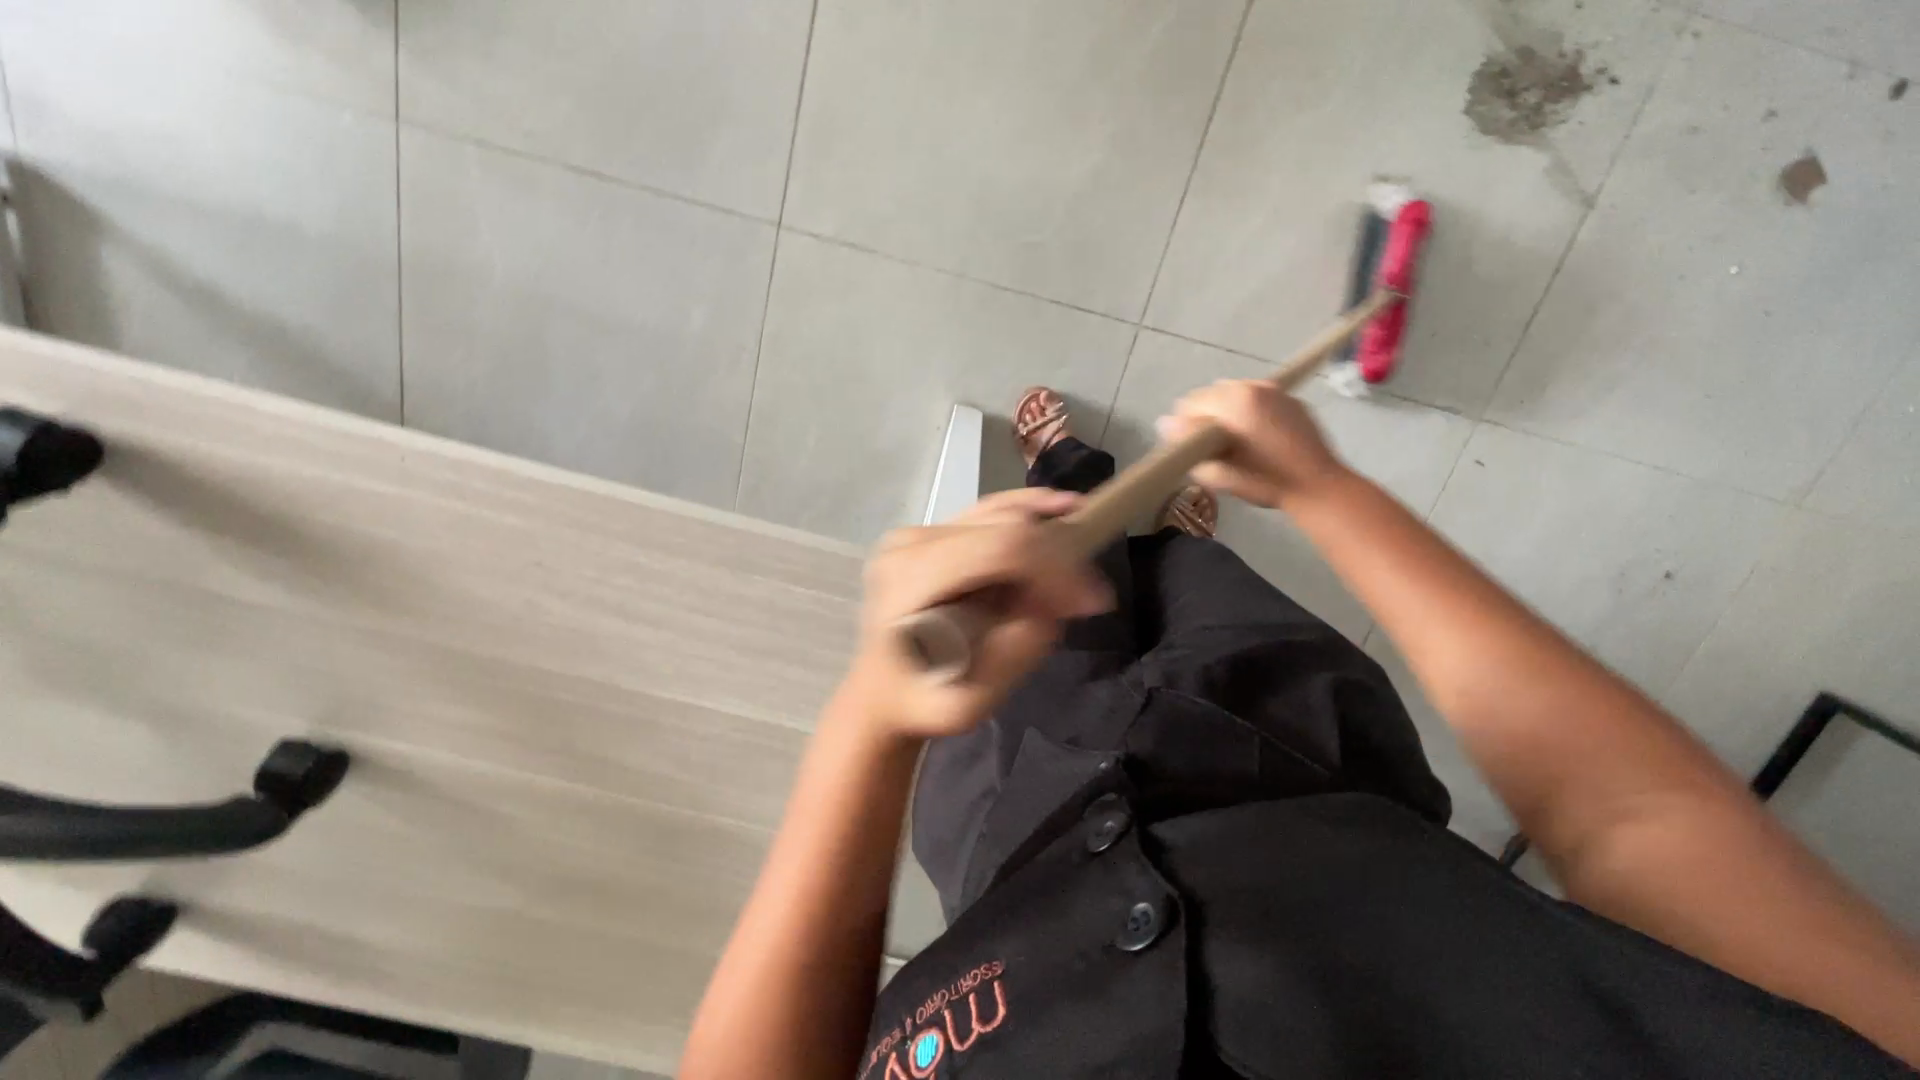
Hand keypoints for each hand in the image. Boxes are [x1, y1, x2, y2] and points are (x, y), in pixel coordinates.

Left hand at [843, 489, 1112, 740]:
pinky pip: (988, 514)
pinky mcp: (929, 533)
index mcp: (911, 580)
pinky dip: (1028, 515)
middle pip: (1005, 527)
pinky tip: (1062, 509)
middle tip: (1084, 601)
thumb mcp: (966, 706)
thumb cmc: (920, 703)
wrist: (881, 692)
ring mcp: (916, 533)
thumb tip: (1051, 609)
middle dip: (1055, 558)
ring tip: (1078, 567)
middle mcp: (909, 545)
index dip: (1054, 567)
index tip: (1088, 604)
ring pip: (1001, 515)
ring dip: (1046, 539)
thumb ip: (1009, 659)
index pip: (999, 548)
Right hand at [1158, 379, 1350, 510]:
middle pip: (1210, 394)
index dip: (1184, 427)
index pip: (1189, 404)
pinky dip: (1248, 409)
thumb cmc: (1265, 483)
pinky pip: (1255, 396)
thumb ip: (1186, 446)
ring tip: (1236, 439)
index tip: (1192, 449)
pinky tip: (1256, 434)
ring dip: (1226, 411)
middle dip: (1205, 416)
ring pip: (1232, 392)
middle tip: (1213, 446)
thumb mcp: (1218, 473)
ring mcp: (1274, 389)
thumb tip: (1164, 424)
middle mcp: (1252, 387)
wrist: (1317, 485)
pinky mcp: (1288, 397)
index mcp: (1234, 403)